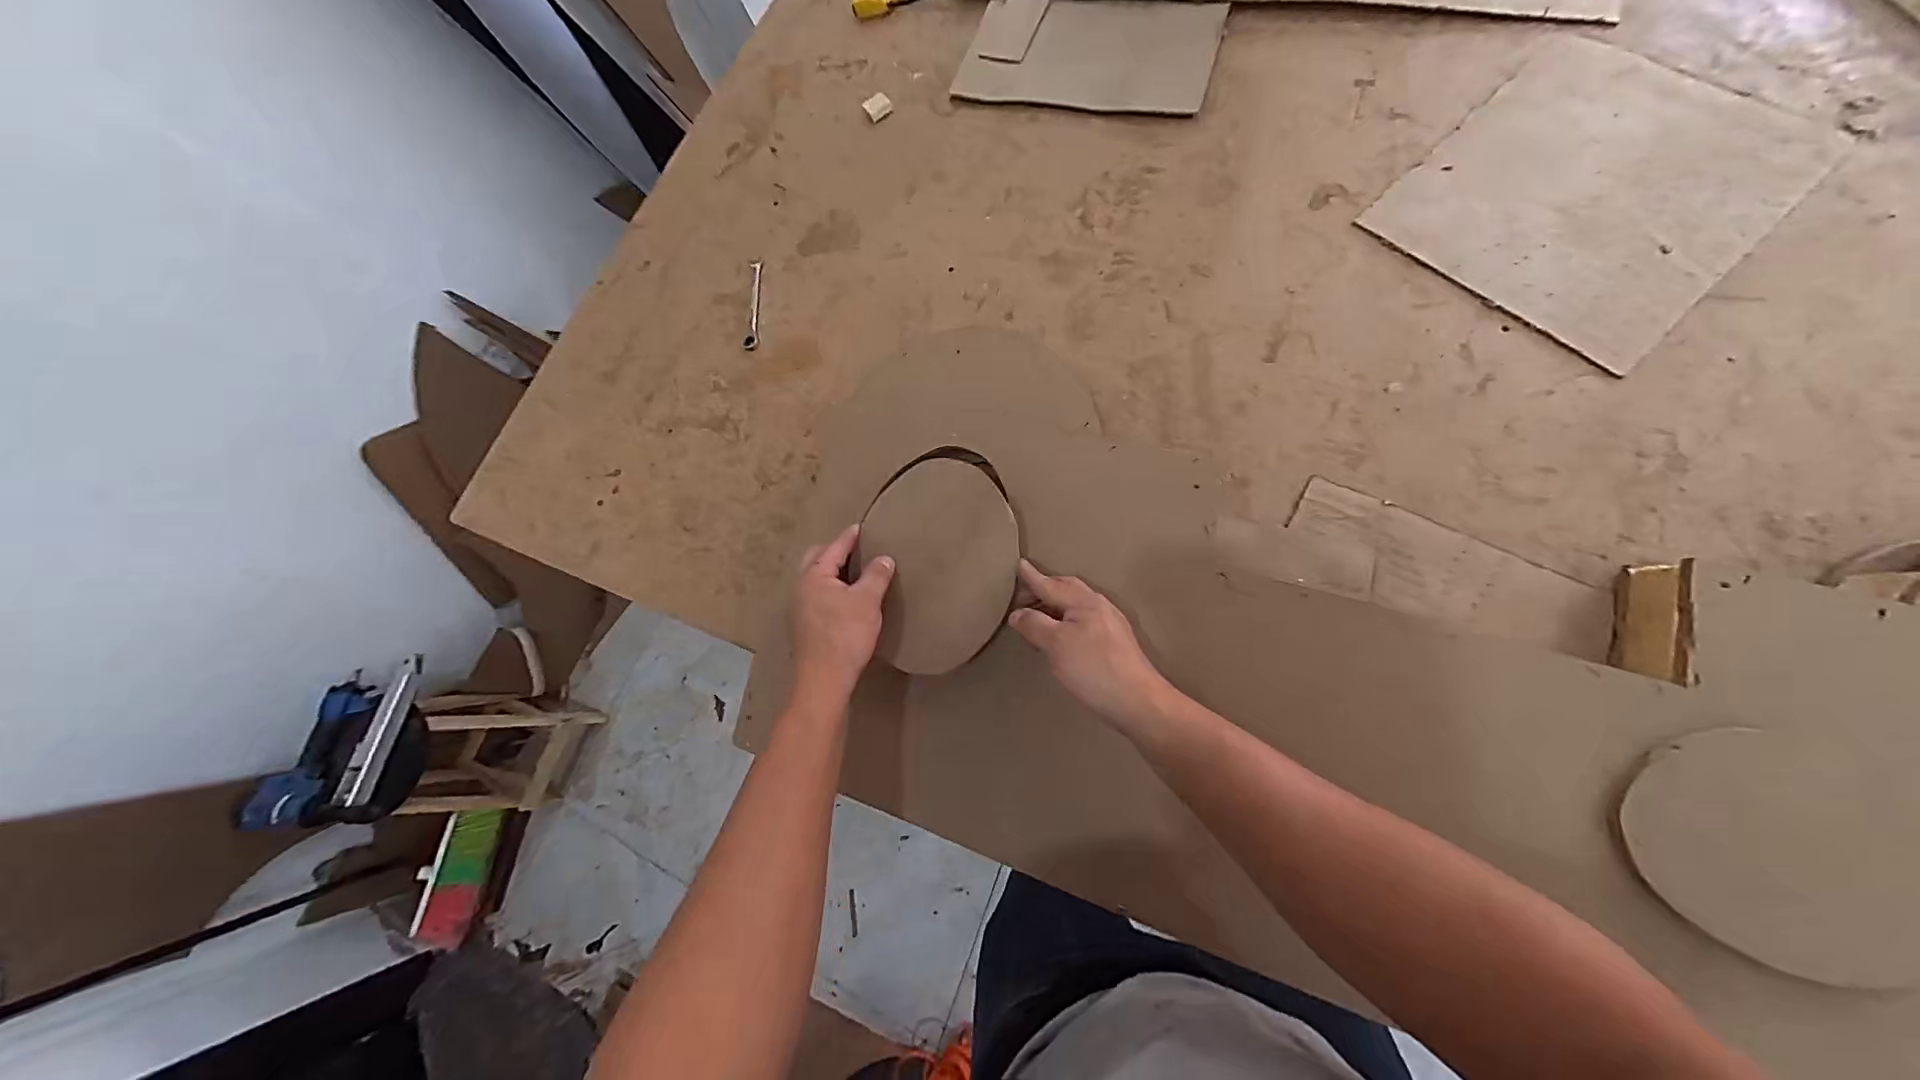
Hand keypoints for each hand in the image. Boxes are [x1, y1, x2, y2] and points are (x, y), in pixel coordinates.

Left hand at [791, 523, 894, 705]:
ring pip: (815, 580)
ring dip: (832, 573)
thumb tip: (885, 559)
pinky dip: (830, 590)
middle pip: (816, 560)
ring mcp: (799, 609)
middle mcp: (801, 588)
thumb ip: (876, 576)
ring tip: (854, 573)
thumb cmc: (845, 635)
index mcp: (814, 576)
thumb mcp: (867, 601)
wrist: (824, 679)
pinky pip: (816, 597)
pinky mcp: (804, 627)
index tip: (862, 528)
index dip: (850, 537)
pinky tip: (845, 600)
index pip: (834, 547)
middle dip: (835, 552)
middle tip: (857, 550)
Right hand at [1007, 560, 1177, 739]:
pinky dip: (1067, 619)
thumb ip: (1034, 625)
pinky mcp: (1115, 642)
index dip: (1032, 578)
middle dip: (1044, 588)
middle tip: (1023, 594)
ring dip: (1055, 605)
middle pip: (1066, 589)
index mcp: (1084, 602)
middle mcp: (1099, 607)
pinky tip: (1062, 635)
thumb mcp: (1056, 645)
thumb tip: (1018, 614)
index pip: (1051, 585)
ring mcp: (1110, 624)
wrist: (1138, 701)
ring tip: (1038, 615)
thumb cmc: (1095, 670)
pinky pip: (1085, 619)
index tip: (1020, 565)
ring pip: (1076, 604)